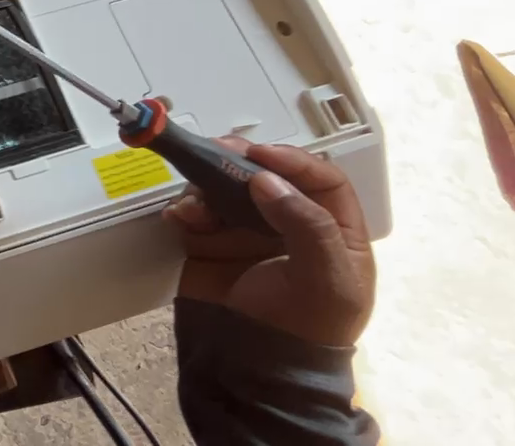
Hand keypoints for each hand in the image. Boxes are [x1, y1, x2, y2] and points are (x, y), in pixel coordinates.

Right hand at [162, 140, 375, 346]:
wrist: (249, 360)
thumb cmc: (301, 324)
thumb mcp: (323, 282)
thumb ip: (306, 227)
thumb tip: (264, 180)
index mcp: (333, 232)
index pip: (321, 180)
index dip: (293, 160)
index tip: (257, 153)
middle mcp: (289, 223)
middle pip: (265, 174)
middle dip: (238, 161)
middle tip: (214, 152)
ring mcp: (246, 228)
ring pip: (224, 185)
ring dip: (204, 186)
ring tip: (194, 207)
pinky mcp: (209, 236)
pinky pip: (194, 206)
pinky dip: (184, 207)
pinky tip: (181, 220)